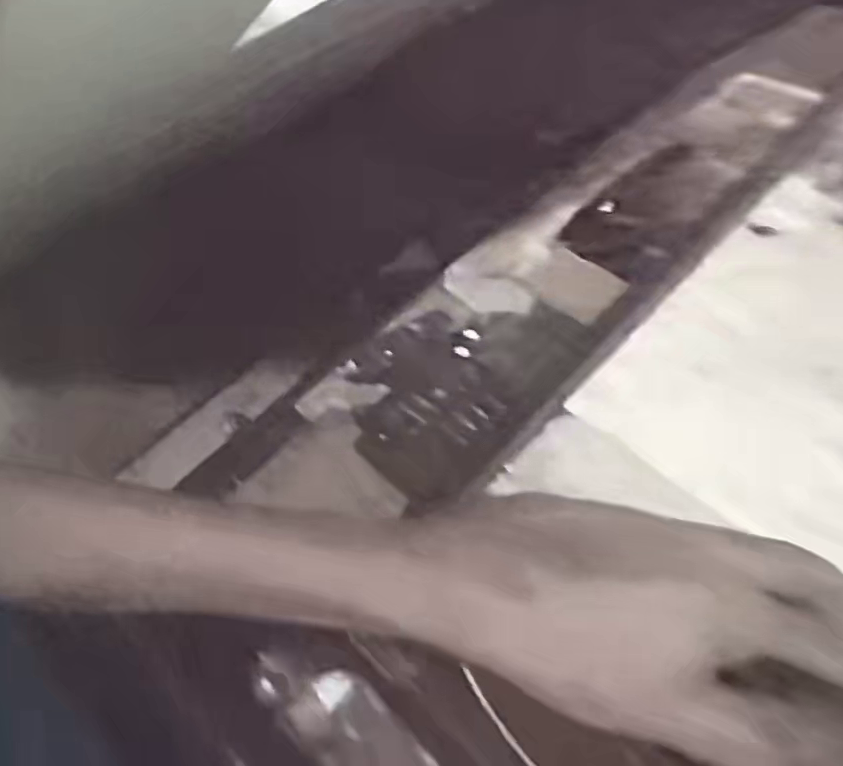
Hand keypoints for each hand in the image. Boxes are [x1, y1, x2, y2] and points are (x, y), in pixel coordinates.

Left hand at [416, 495, 842, 765]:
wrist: (441, 574)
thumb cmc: (553, 648)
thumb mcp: (673, 715)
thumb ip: (774, 738)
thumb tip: (826, 736)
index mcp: (737, 601)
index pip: (837, 650)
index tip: (829, 704)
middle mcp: (694, 545)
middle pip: (808, 574)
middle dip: (837, 613)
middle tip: (827, 654)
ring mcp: (628, 515)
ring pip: (736, 543)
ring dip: (775, 581)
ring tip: (775, 627)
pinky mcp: (576, 506)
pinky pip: (667, 529)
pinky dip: (702, 559)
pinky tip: (678, 586)